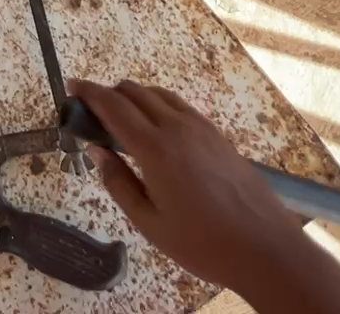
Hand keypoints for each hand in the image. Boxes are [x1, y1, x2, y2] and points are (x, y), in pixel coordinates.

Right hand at [71, 80, 304, 291]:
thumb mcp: (150, 224)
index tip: (71, 87)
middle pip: (133, 91)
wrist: (268, 251)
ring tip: (125, 120)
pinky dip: (158, 105)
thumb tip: (97, 152)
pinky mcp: (217, 134)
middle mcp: (176, 127)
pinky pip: (178, 105)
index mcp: (154, 148)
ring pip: (157, 93)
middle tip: (94, 113)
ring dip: (134, 97)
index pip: (113, 105)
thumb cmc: (204, 244)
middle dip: (108, 93)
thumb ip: (118, 184)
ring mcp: (200, 127)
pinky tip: (158, 130)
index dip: (88, 92)